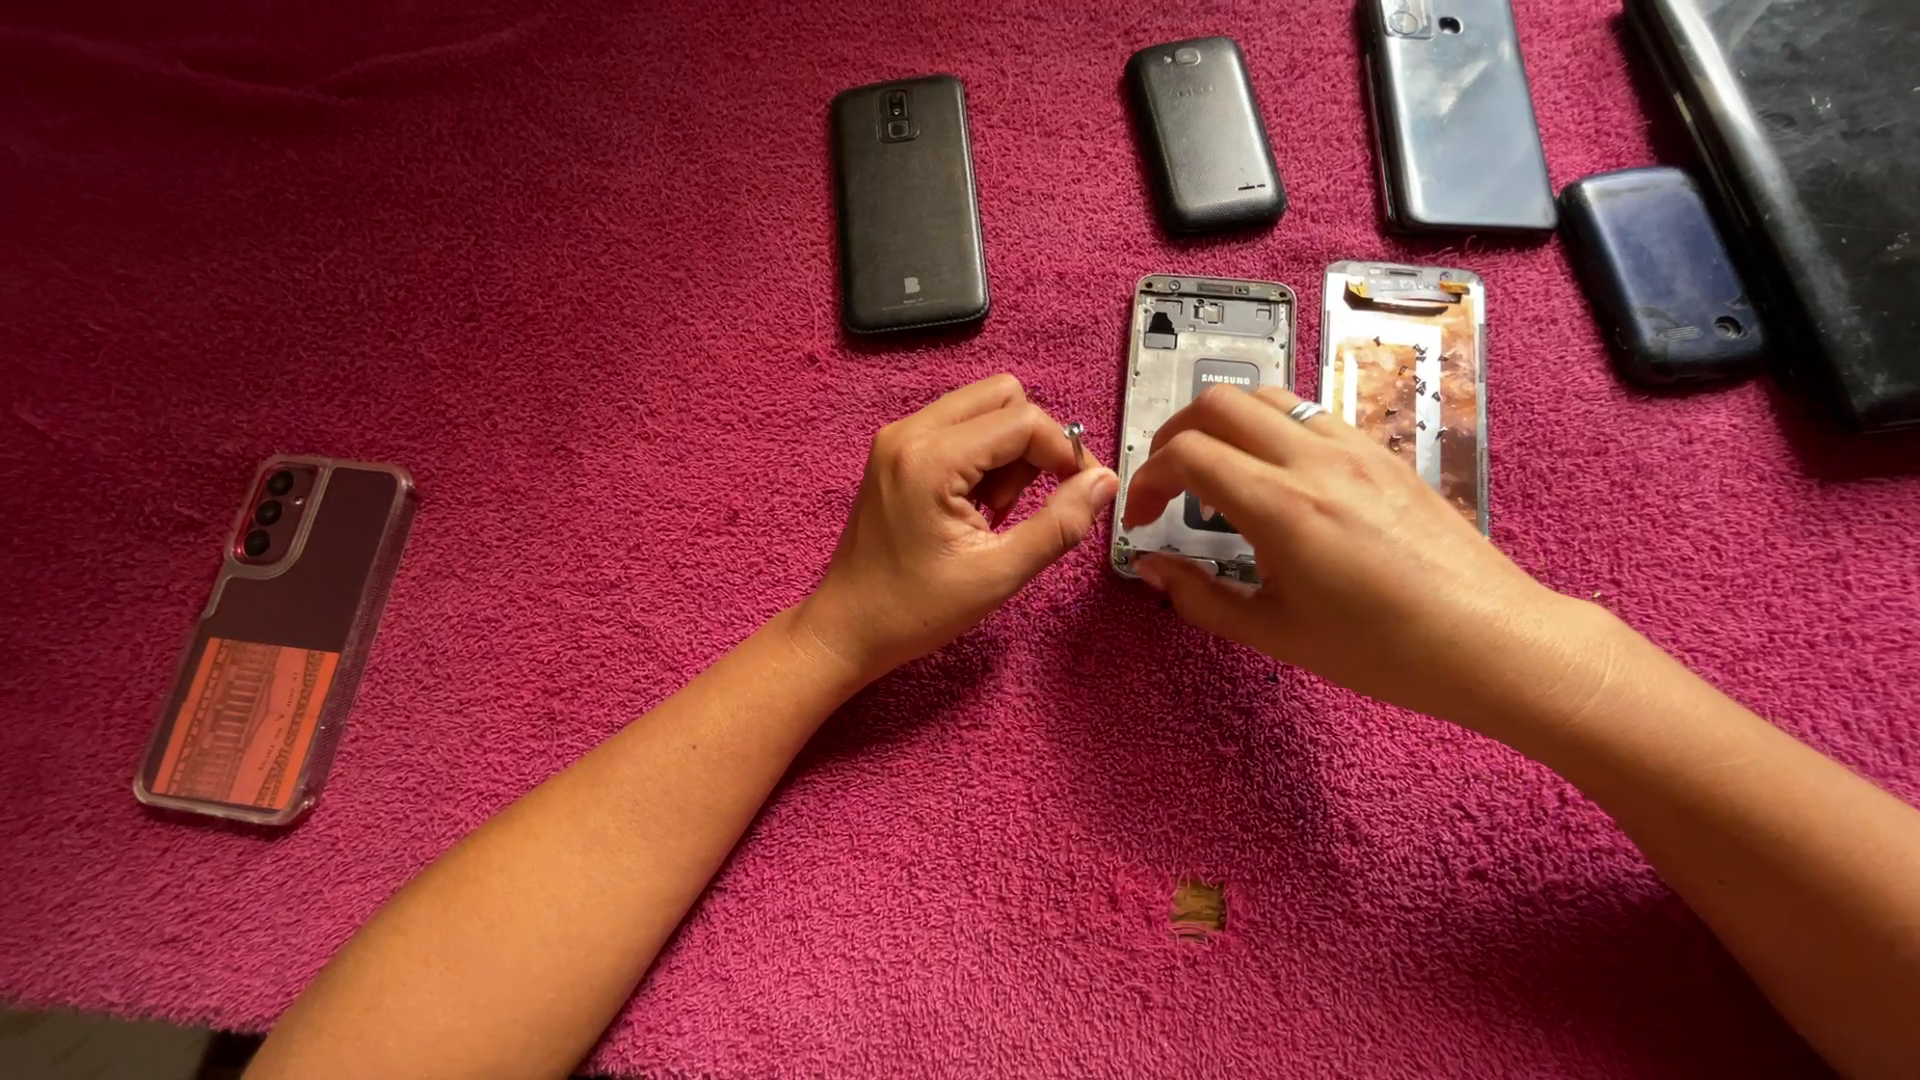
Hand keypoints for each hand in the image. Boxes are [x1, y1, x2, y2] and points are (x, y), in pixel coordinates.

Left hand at [796, 374, 1118, 681]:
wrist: (847, 628)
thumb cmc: (916, 610)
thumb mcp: (998, 574)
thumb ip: (1060, 524)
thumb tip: (1105, 483)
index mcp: (930, 459)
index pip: (1022, 420)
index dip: (1065, 452)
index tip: (1082, 493)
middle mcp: (910, 432)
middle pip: (1003, 396)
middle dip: (1033, 444)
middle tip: (1028, 503)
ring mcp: (898, 437)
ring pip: (981, 409)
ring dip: (1007, 451)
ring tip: (996, 513)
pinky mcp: (895, 451)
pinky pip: (957, 428)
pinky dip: (982, 457)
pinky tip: (975, 507)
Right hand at [1123, 384, 1594, 727]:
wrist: (1491, 640)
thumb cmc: (1382, 649)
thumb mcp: (1276, 633)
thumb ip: (1199, 597)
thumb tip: (1149, 569)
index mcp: (1283, 507)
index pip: (1187, 454)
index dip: (1146, 481)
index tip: (1142, 519)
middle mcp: (1315, 459)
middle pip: (1217, 402)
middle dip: (1173, 436)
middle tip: (1166, 484)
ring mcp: (1353, 447)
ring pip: (1264, 395)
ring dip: (1220, 424)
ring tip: (1213, 473)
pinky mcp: (1380, 451)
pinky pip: (1306, 413)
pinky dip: (1266, 428)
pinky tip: (1272, 476)